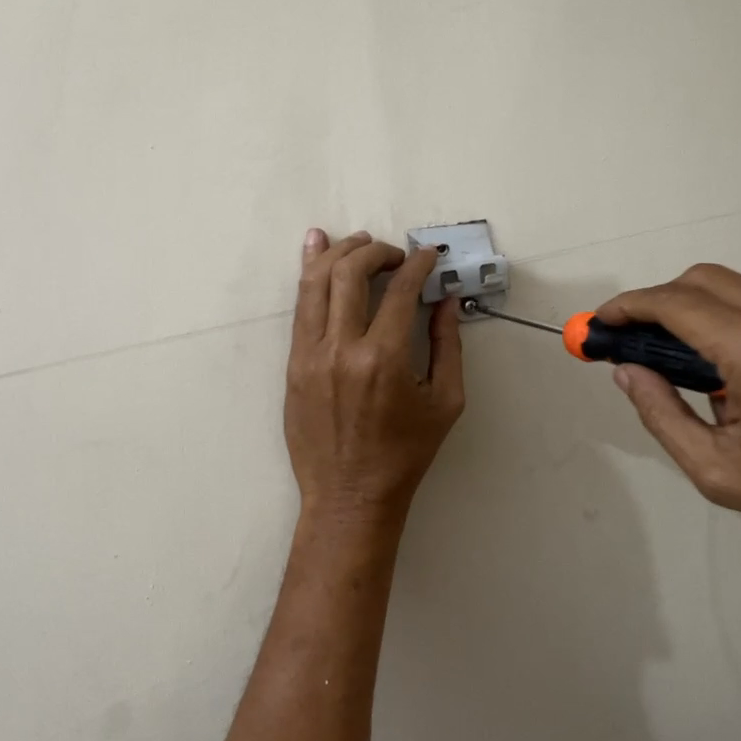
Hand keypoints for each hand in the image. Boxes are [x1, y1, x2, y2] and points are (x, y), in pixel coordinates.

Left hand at [284, 229, 465, 523]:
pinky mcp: (293, 365)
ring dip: (338, 253)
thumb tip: (446, 300)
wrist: (349, 496)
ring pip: (315, 282)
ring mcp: (310, 355)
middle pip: (350, 273)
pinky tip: (316, 250)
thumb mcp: (445, 402)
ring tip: (358, 243)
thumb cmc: (404, 455)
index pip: (400, 289)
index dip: (417, 264)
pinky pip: (300, 308)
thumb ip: (447, 345)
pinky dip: (308, 274)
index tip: (428, 256)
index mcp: (385, 359)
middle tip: (395, 255)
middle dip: (376, 251)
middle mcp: (342, 349)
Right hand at [599, 264, 740, 564]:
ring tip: (698, 374)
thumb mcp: (723, 473)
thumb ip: (664, 415)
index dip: (627, 308)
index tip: (601, 325)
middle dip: (660, 303)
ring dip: (703, 314)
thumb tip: (628, 372)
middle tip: (639, 346)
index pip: (672, 304)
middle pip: (703, 280)